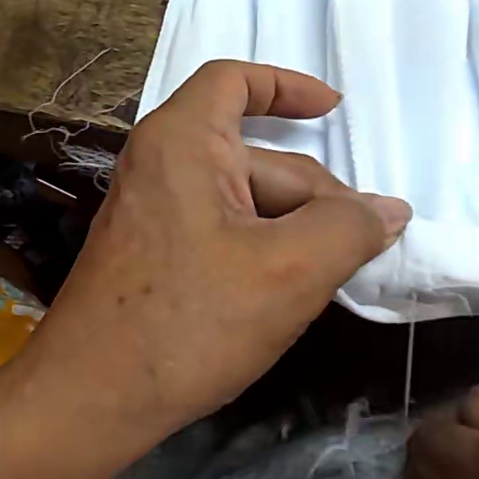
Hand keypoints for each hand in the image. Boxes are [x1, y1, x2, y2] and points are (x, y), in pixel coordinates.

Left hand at [0, 60, 411, 478]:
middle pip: (254, 157)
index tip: (333, 109)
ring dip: (291, 231)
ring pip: (242, 201)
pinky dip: (260, 249)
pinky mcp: (151, 251)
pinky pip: (219, 230)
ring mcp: (152, 210)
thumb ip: (348, 229)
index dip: (287, 85)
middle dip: (312, 197)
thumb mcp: (288, 271)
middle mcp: (160, 163)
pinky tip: (285, 292)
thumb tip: (389, 210)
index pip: (233, 80)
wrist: (89, 397)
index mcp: (181, 140)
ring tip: (327, 278)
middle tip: (360, 246)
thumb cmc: (188, 321)